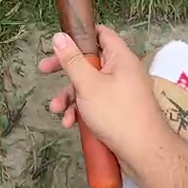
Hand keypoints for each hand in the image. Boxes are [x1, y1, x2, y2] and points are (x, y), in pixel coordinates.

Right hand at [42, 26, 171, 162]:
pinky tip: (71, 124)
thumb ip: (72, 60)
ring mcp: (121, 91)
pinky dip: (82, 110)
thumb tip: (59, 36)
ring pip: (89, 85)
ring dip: (70, 96)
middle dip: (66, 70)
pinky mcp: (118, 110)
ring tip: (58, 111)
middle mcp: (122, 71)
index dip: (80, 34)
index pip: (101, 34)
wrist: (144, 153)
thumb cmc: (117, 114)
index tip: (61, 41)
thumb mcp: (88, 84)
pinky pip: (96, 103)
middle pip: (89, 61)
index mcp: (120, 57)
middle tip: (44, 70)